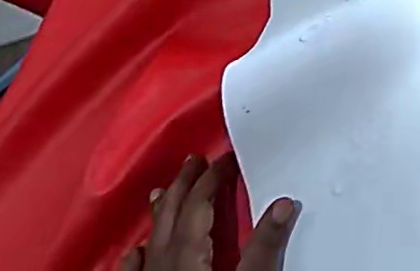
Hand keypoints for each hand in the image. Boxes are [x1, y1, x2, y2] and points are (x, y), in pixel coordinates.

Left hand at [120, 154, 298, 270]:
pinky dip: (134, 260)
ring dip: (161, 213)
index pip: (200, 202)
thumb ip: (264, 248)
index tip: (228, 159)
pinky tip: (134, 253)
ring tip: (163, 190)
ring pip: (152, 240)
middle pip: (173, 214)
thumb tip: (285, 203)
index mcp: (189, 254)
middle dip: (184, 184)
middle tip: (193, 160)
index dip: (213, 177)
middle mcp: (164, 265)